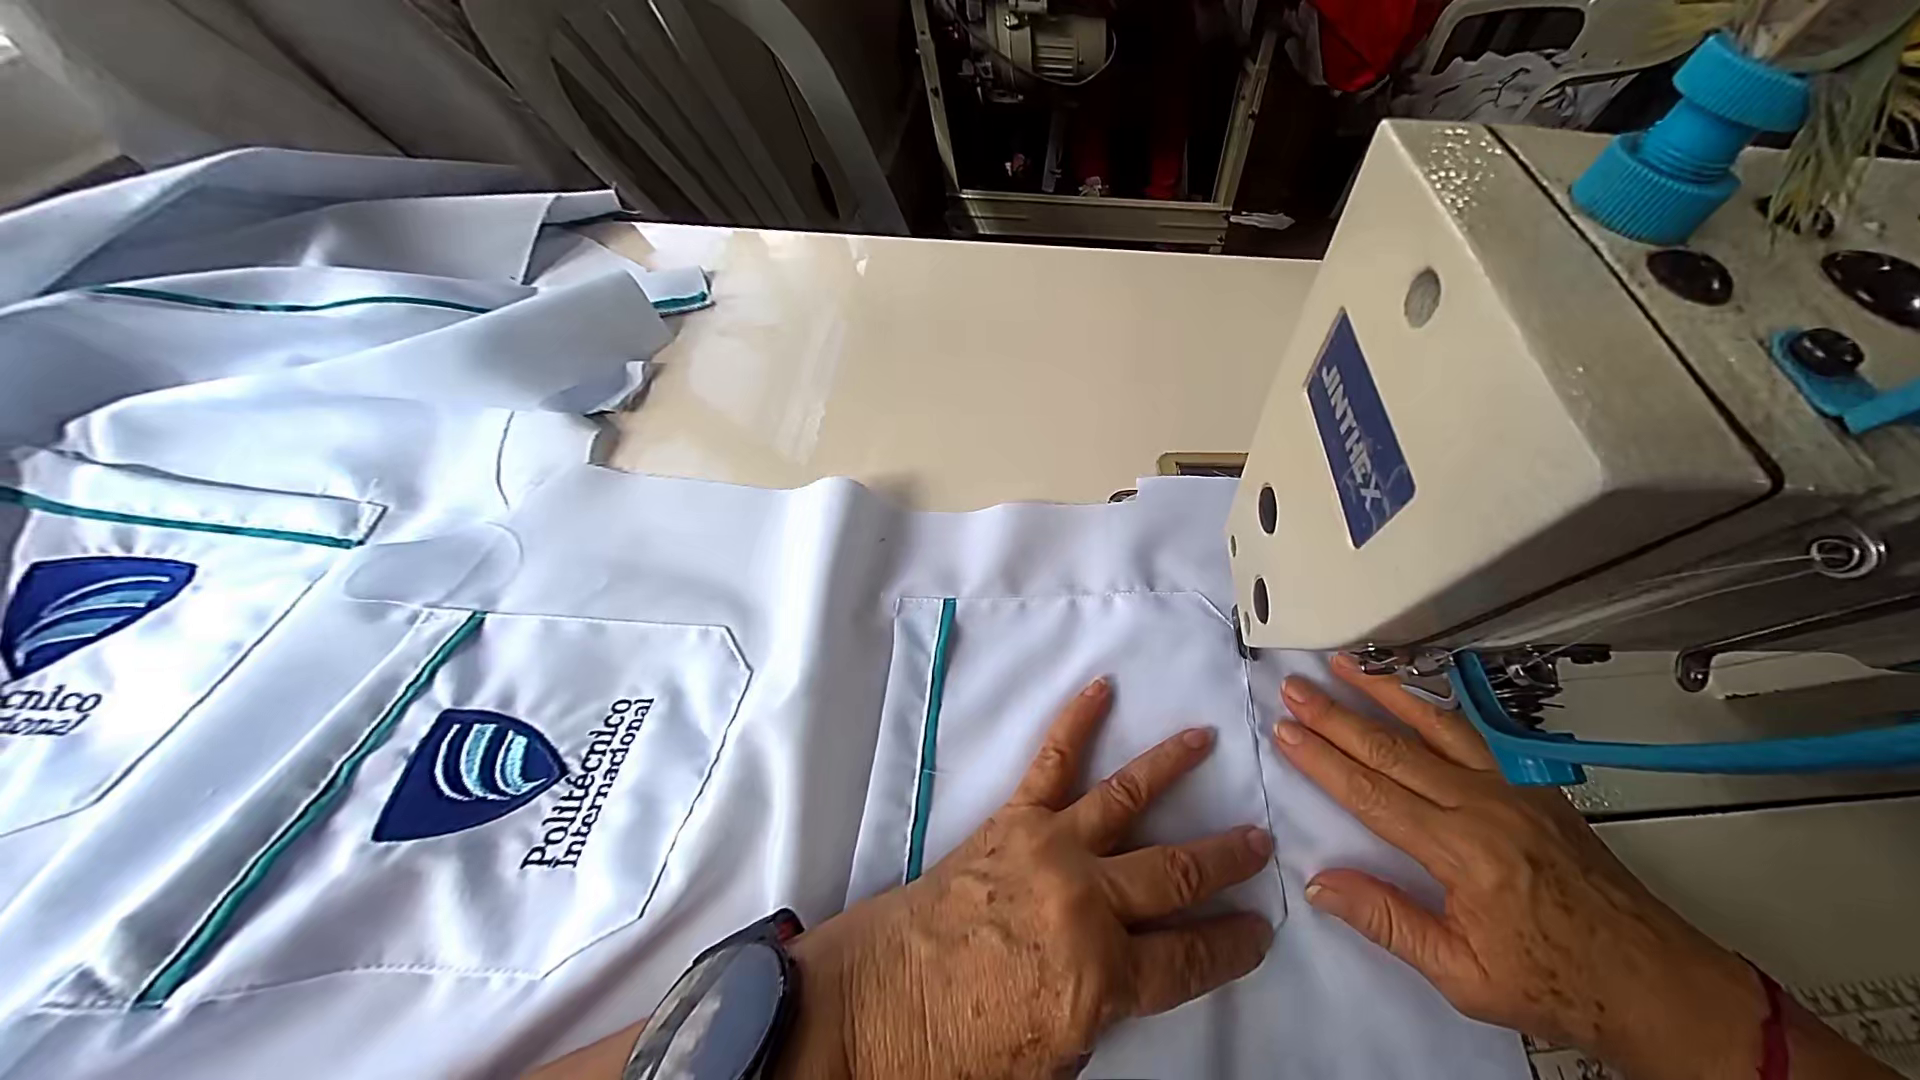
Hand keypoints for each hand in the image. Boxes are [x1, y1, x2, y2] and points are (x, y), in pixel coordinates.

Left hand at [779, 676, 1275, 1079]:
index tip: (1260, 928)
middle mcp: (1085, 902)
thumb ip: (1104, 1008)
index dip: (1232, 946)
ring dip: (1171, 765)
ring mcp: (1048, 848)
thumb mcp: (1056, 1057)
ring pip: (1126, 799)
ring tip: (1205, 738)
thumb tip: (1129, 970)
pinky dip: (1075, 721)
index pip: (1192, 960)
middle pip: (1174, 874)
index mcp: (1103, 978)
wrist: (880, 997)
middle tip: (1258, 841)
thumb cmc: (962, 1047)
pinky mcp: (1012, 818)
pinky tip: (1099, 689)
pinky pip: (1050, 762)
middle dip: (1225, 859)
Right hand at [1273, 654, 1894, 1079]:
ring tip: (1346, 662)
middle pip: (1393, 749)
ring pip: (1434, 725)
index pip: (1371, 793)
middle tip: (1295, 687)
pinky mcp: (1533, 786)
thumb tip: (1319, 883)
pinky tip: (1412, 689)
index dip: (1321, 759)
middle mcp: (1486, 808)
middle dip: (1335, 715)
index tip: (1285, 731)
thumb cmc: (1559, 985)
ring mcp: (1513, 790)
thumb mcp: (1464, 977)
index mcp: (1463, 854)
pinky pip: (1474, 733)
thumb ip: (1387, 922)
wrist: (1663, 987)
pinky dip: (1435, 704)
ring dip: (1383, 689)